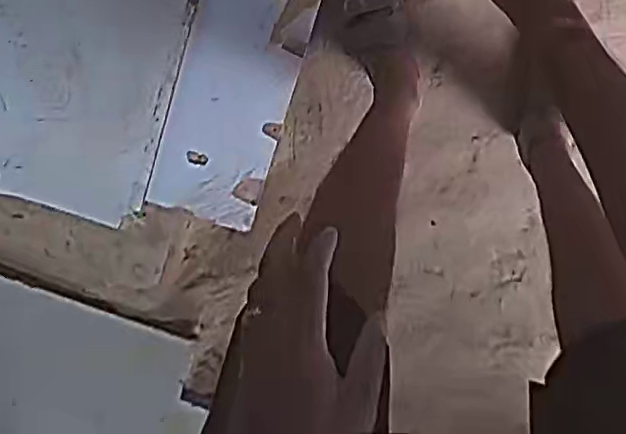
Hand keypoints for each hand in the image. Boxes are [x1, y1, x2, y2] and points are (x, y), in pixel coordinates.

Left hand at [225, 215, 387, 433]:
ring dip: (270, 261)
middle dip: (283, 239)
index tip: (330, 230)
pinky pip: (253, 309)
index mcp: (302, 335)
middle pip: (273, 271)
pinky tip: (267, 294)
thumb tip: (378, 317)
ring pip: (259, 287)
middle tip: (295, 218)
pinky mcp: (247, 360)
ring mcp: (256, 344)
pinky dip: (262, 288)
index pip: (309, 277)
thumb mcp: (356, 406)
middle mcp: (273, 331)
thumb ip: (367, 359)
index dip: (319, 248)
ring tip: (283, 247)